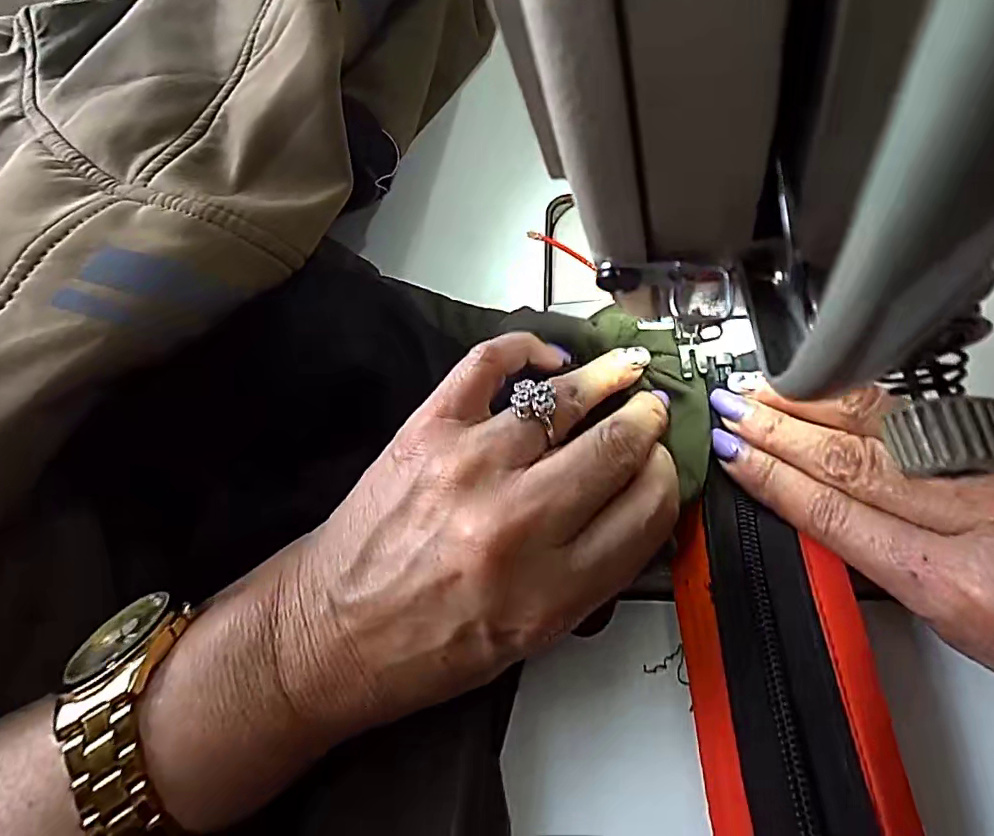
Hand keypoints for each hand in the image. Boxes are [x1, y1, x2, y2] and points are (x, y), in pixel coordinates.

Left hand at [273, 334, 678, 737]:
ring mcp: (469, 466)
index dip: (667, 475)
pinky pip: (489, 363)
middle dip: (647, 421)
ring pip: (565, 400)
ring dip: (609, 377)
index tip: (663, 462)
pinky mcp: (428, 430)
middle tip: (652, 411)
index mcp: (551, 587)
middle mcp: (516, 522)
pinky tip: (552, 357)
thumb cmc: (433, 646)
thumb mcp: (536, 634)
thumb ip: (601, 568)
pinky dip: (528, 347)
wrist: (326, 636)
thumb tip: (646, 493)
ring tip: (627, 370)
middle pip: (617, 447)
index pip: (646, 507)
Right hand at [709, 381, 993, 779]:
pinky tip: (838, 396)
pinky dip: (872, 403)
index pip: (851, 522)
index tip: (734, 453)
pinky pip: (931, 416)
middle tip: (730, 406)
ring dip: (818, 406)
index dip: (781, 482)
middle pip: (862, 462)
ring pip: (891, 425)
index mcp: (989, 595)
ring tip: (765, 391)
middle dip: (783, 430)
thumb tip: (844, 526)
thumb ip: (920, 581)